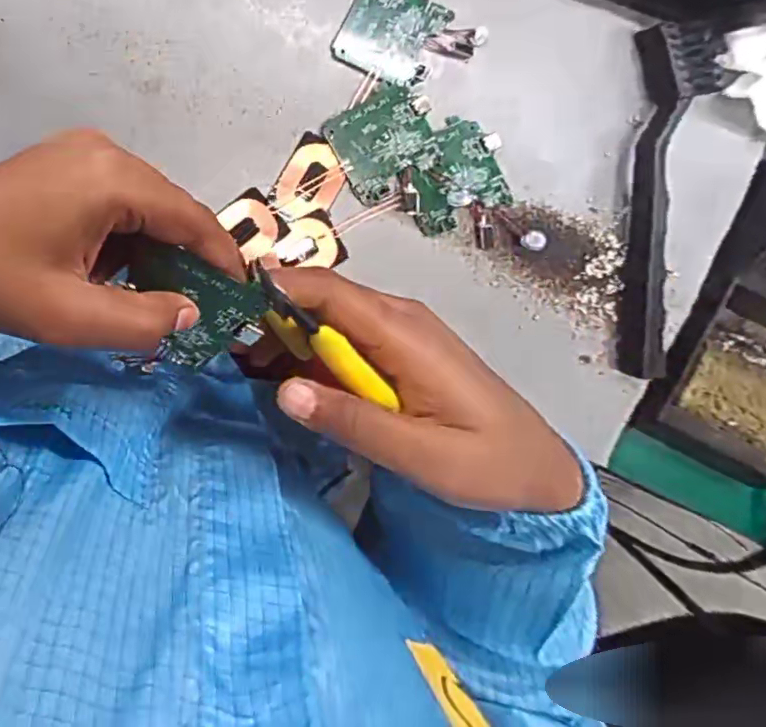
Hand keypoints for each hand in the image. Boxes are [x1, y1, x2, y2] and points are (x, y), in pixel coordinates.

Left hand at [0, 130, 243, 350]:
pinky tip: (104, 266)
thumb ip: (143, 320)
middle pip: (167, 207)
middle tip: (185, 308)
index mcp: (111, 177)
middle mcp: (102, 149)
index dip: (221, 262)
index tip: (240, 300)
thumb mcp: (69, 315)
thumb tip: (192, 311)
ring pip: (139, 202)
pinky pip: (109, 193)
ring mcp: (77, 148)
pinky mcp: (58, 157)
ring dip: (146, 247)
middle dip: (180, 258)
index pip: (192, 218)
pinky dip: (118, 230)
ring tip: (139, 294)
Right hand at [248, 268, 583, 512]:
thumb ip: (353, 422)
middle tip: (223, 346)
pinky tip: (278, 377)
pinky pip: (331, 336)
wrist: (542, 476)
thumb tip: (283, 389)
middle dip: (264, 316)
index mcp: (400, 330)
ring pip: (317, 315)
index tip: (224, 306)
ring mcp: (389, 330)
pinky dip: (299, 352)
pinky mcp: (386, 348)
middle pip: (313, 297)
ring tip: (242, 367)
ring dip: (278, 337)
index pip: (323, 290)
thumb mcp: (425, 456)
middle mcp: (391, 316)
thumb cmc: (492, 465)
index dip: (271, 290)